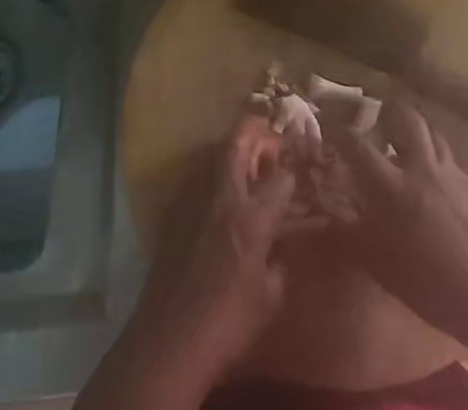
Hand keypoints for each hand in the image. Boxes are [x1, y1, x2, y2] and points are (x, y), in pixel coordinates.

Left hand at [130, 115, 296, 379]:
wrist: (170, 337)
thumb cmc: (228, 322)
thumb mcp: (271, 297)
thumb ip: (278, 261)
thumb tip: (277, 247)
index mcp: (252, 218)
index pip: (279, 176)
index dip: (292, 171)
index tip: (297, 172)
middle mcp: (222, 197)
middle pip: (238, 142)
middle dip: (257, 132)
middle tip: (271, 139)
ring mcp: (193, 199)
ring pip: (213, 154)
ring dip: (233, 148)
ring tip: (248, 161)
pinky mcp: (173, 210)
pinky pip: (197, 176)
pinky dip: (213, 172)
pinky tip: (222, 192)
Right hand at [329, 102, 467, 341]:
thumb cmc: (429, 282)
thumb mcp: (378, 264)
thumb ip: (351, 234)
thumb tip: (328, 218)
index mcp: (392, 186)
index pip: (357, 145)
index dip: (337, 129)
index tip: (325, 120)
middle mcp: (422, 168)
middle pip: (407, 119)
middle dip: (390, 111)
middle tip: (379, 116)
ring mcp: (453, 174)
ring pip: (434, 134)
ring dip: (417, 132)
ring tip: (407, 143)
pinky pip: (452, 163)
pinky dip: (438, 163)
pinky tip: (437, 183)